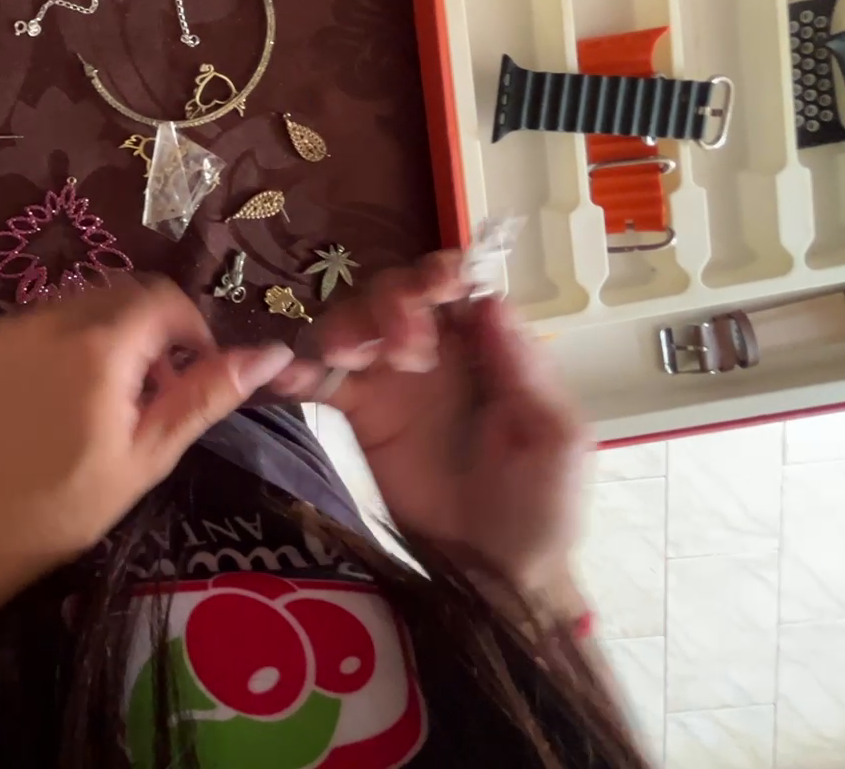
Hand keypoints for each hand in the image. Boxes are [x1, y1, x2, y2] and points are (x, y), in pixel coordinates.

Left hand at [0, 278, 293, 586]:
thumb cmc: (72, 502)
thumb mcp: (150, 454)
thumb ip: (207, 394)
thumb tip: (272, 354)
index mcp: (98, 347)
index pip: (163, 297)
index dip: (191, 326)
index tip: (196, 367)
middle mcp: (54, 318)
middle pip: (126, 291)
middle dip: (155, 326)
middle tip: (158, 386)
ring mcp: (18, 324)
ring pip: (90, 299)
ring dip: (118, 327)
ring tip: (118, 390)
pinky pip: (54, 314)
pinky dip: (79, 333)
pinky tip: (77, 386)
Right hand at [272, 253, 588, 598]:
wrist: (488, 571)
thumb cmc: (539, 503)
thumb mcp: (554, 436)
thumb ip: (523, 369)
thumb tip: (489, 300)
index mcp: (485, 347)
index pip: (456, 286)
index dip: (440, 273)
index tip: (436, 288)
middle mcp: (433, 351)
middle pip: (393, 293)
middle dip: (392, 305)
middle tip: (404, 350)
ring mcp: (388, 379)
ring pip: (351, 322)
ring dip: (345, 327)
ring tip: (348, 360)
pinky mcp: (354, 410)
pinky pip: (319, 378)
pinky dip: (298, 370)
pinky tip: (290, 377)